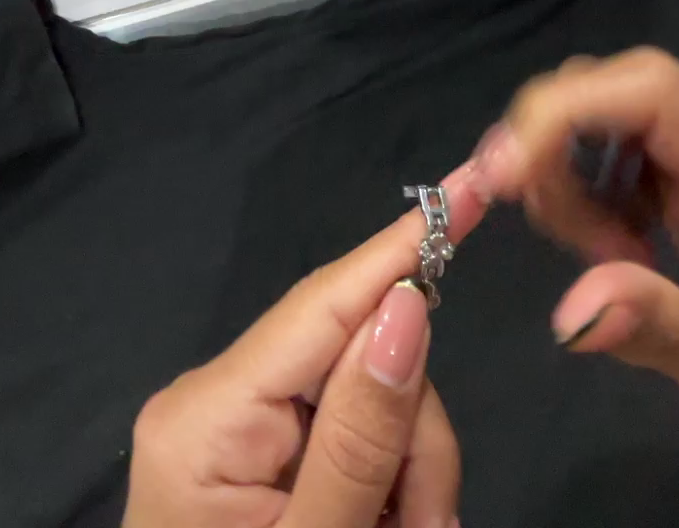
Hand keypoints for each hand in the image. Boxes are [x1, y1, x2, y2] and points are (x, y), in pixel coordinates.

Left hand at [123, 164, 486, 527]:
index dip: (401, 243)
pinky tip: (384, 523)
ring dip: (409, 471)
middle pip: (359, 358)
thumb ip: (361, 434)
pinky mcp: (260, 449)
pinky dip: (388, 479)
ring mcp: (237, 423)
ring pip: (372, 398)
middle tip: (423, 524)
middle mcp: (216, 398)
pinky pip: (353, 430)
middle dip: (412, 436)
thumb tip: (407, 304)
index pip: (324, 303)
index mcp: (210, 414)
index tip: (468, 184)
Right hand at [470, 49, 678, 452]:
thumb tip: (566, 317)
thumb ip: (660, 330)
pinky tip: (612, 246)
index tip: (507, 171)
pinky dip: (581, 187)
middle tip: (553, 229)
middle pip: (610, 86)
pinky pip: (607, 145)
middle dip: (552, 144)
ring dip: (565, 174)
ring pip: (598, 111)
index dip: (568, 108)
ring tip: (602, 254)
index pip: (652, 90)